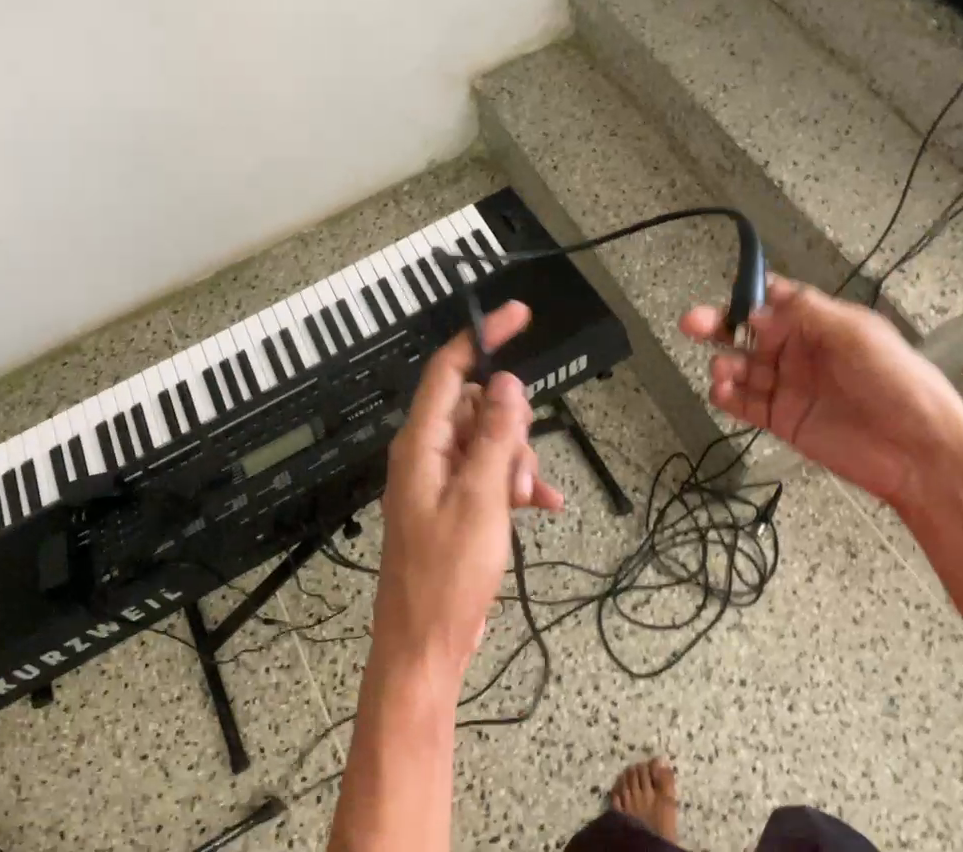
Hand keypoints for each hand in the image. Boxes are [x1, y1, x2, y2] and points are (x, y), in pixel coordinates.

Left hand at [374, 301, 564, 675]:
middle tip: (520, 468)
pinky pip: (489, 474)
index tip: (519, 317)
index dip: (482, 338)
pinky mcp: (453, 506)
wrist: (425, 645)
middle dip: (509, 426)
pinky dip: (515, 483)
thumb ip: (494, 437)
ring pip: (487, 441)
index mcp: (420, 445)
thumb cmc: (446, 578)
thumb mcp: (481, 500)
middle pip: (475, 406)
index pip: (448, 370)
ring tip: (524, 499)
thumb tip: (506, 384)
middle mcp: (425, 455)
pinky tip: (542, 505)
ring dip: (515, 461)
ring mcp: (439, 481)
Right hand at [681, 276, 962, 511]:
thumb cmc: (897, 383)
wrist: (918, 452)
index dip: (749, 296)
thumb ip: (806, 314)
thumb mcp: (858, 335)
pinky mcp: (782, 420)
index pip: (776, 301)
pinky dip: (727, 396)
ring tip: (721, 371)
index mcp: (821, 324)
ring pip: (742, 367)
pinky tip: (721, 392)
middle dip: (718, 325)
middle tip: (692, 324)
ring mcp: (789, 387)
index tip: (730, 298)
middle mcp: (800, 351)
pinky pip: (745, 403)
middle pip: (747, 332)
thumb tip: (755, 307)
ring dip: (724, 364)